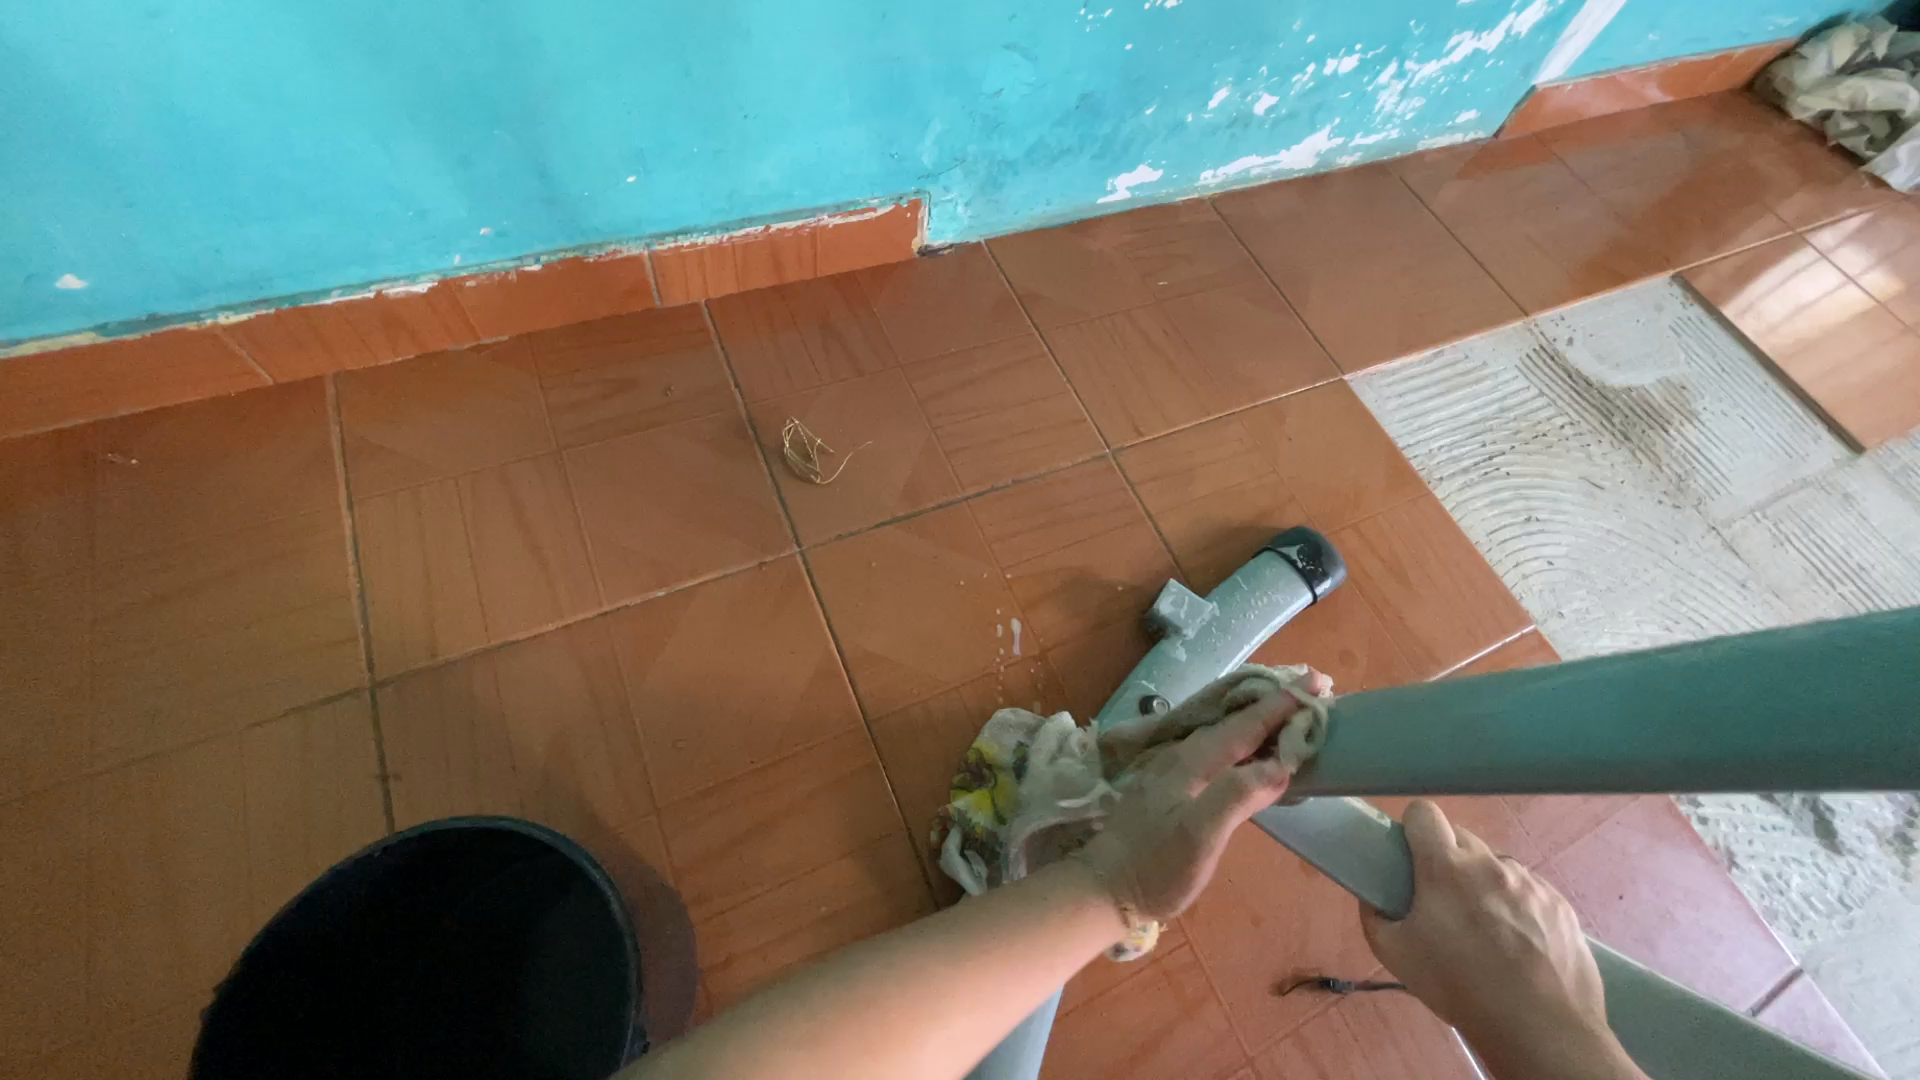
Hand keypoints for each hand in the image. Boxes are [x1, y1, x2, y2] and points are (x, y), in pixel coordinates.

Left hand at [1076, 675, 1326, 921]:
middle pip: (1233, 723)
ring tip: (1289, 712)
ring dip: (1257, 720)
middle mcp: (1181, 757)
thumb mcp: (1200, 836)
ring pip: (1223, 735)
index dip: (1280, 704)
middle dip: (1272, 704)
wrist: (1105, 887)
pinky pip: (1215, 751)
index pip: (1243, 725)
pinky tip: (1251, 752)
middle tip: (1312, 689)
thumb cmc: (1155, 866)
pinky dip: (1241, 742)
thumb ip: (1236, 796)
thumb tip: (1279, 764)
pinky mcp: (1171, 787)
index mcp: (1191, 762)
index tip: (1315, 681)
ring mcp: (1173, 771)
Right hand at [1360, 800, 1644, 1079]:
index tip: (1411, 853)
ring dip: (1485, 882)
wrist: (1540, 1032)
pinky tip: (1519, 941)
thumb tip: (1374, 897)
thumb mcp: (1393, 952)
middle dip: (1448, 857)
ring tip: (1486, 925)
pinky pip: (1530, 890)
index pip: (1425, 812)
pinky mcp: (1562, 906)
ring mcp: (1531, 884)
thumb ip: (1374, 914)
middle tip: (1443, 896)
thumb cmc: (1458, 986)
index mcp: (1445, 866)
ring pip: (1497, 865)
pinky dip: (1518, 904)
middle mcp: (1490, 864)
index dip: (1414, 827)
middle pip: (1461, 836)